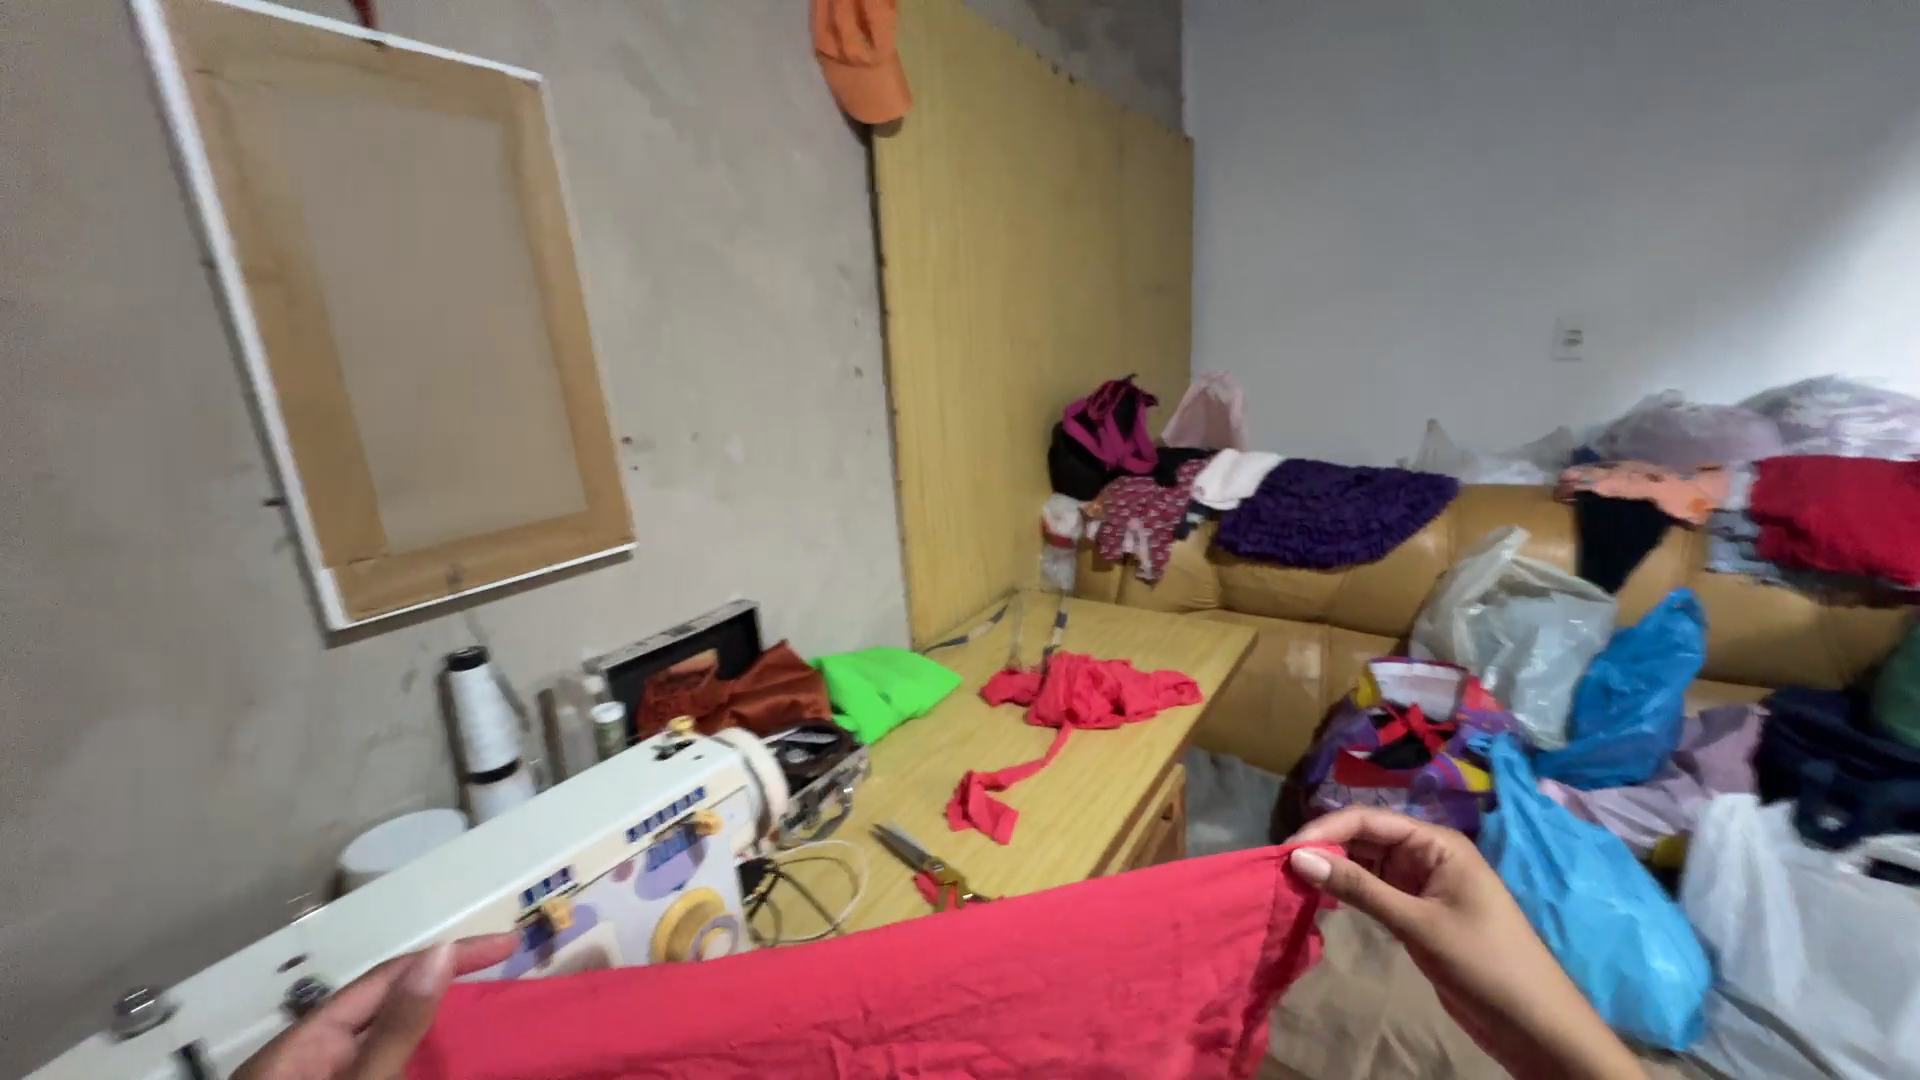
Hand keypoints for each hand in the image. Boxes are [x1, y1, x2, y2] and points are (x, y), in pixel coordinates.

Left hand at [233, 934, 516, 1079]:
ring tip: (484, 1019)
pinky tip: (445, 1065)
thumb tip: (442, 952)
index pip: (388, 977)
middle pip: (386, 1006)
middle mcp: (305, 1061)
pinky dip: (417, 1062)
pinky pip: (384, 1071)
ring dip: (435, 1028)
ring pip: (387, 1042)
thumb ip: (397, 1027)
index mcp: (301, 1045)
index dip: (450, 955)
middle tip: (502, 976)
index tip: (508, 946)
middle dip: (443, 988)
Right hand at [1287, 808, 1643, 1079]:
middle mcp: (1426, 854)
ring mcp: (1420, 883)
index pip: (1367, 820)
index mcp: (1436, 843)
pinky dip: (1346, 891)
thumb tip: (1298, 858)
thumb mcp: (1417, 924)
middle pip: (1363, 837)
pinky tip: (1321, 897)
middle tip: (1283, 867)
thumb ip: (1357, 889)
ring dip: (1332, 869)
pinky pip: (1372, 888)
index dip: (1325, 830)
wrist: (1539, 1030)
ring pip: (1364, 863)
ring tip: (1294, 880)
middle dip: (1324, 848)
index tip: (1287, 850)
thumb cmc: (1486, 965)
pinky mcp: (1415, 910)